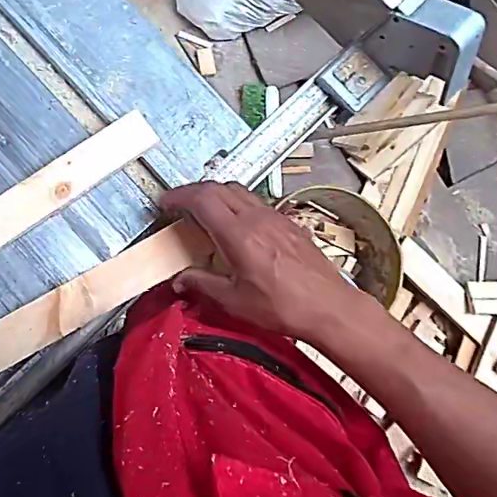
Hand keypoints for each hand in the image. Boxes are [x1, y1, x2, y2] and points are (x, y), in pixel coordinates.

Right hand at [161, 182, 378, 345]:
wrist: (329, 308)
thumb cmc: (286, 307)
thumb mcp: (235, 301)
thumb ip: (203, 285)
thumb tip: (182, 280)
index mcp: (239, 235)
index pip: (202, 199)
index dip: (179, 196)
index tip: (166, 201)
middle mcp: (258, 219)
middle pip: (218, 187)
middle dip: (194, 191)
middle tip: (180, 204)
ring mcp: (276, 218)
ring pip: (239, 191)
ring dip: (217, 195)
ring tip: (205, 212)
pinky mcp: (289, 224)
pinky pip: (257, 203)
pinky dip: (238, 204)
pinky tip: (238, 225)